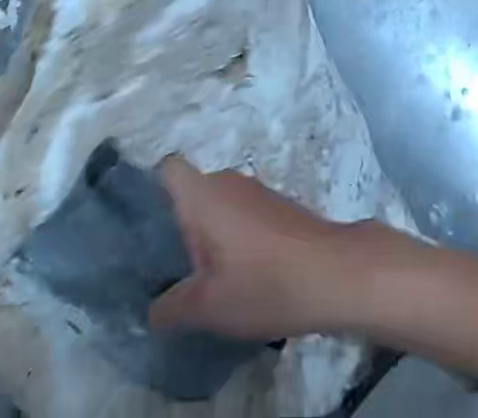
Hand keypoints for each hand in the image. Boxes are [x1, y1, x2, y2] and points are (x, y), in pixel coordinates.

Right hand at [149, 156, 400, 341]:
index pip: (169, 168)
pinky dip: (237, 238)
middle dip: (180, 226)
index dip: (151, 188)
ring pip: (220, 205)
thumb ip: (170, 307)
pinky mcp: (281, 207)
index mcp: (204, 194)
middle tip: (169, 268)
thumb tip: (154, 309)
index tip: (141, 225)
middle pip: (192, 192)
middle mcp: (230, 182)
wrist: (335, 272)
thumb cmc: (264, 282)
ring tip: (205, 279)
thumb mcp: (206, 307)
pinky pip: (244, 214)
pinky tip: (242, 275)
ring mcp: (260, 192)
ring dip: (212, 235)